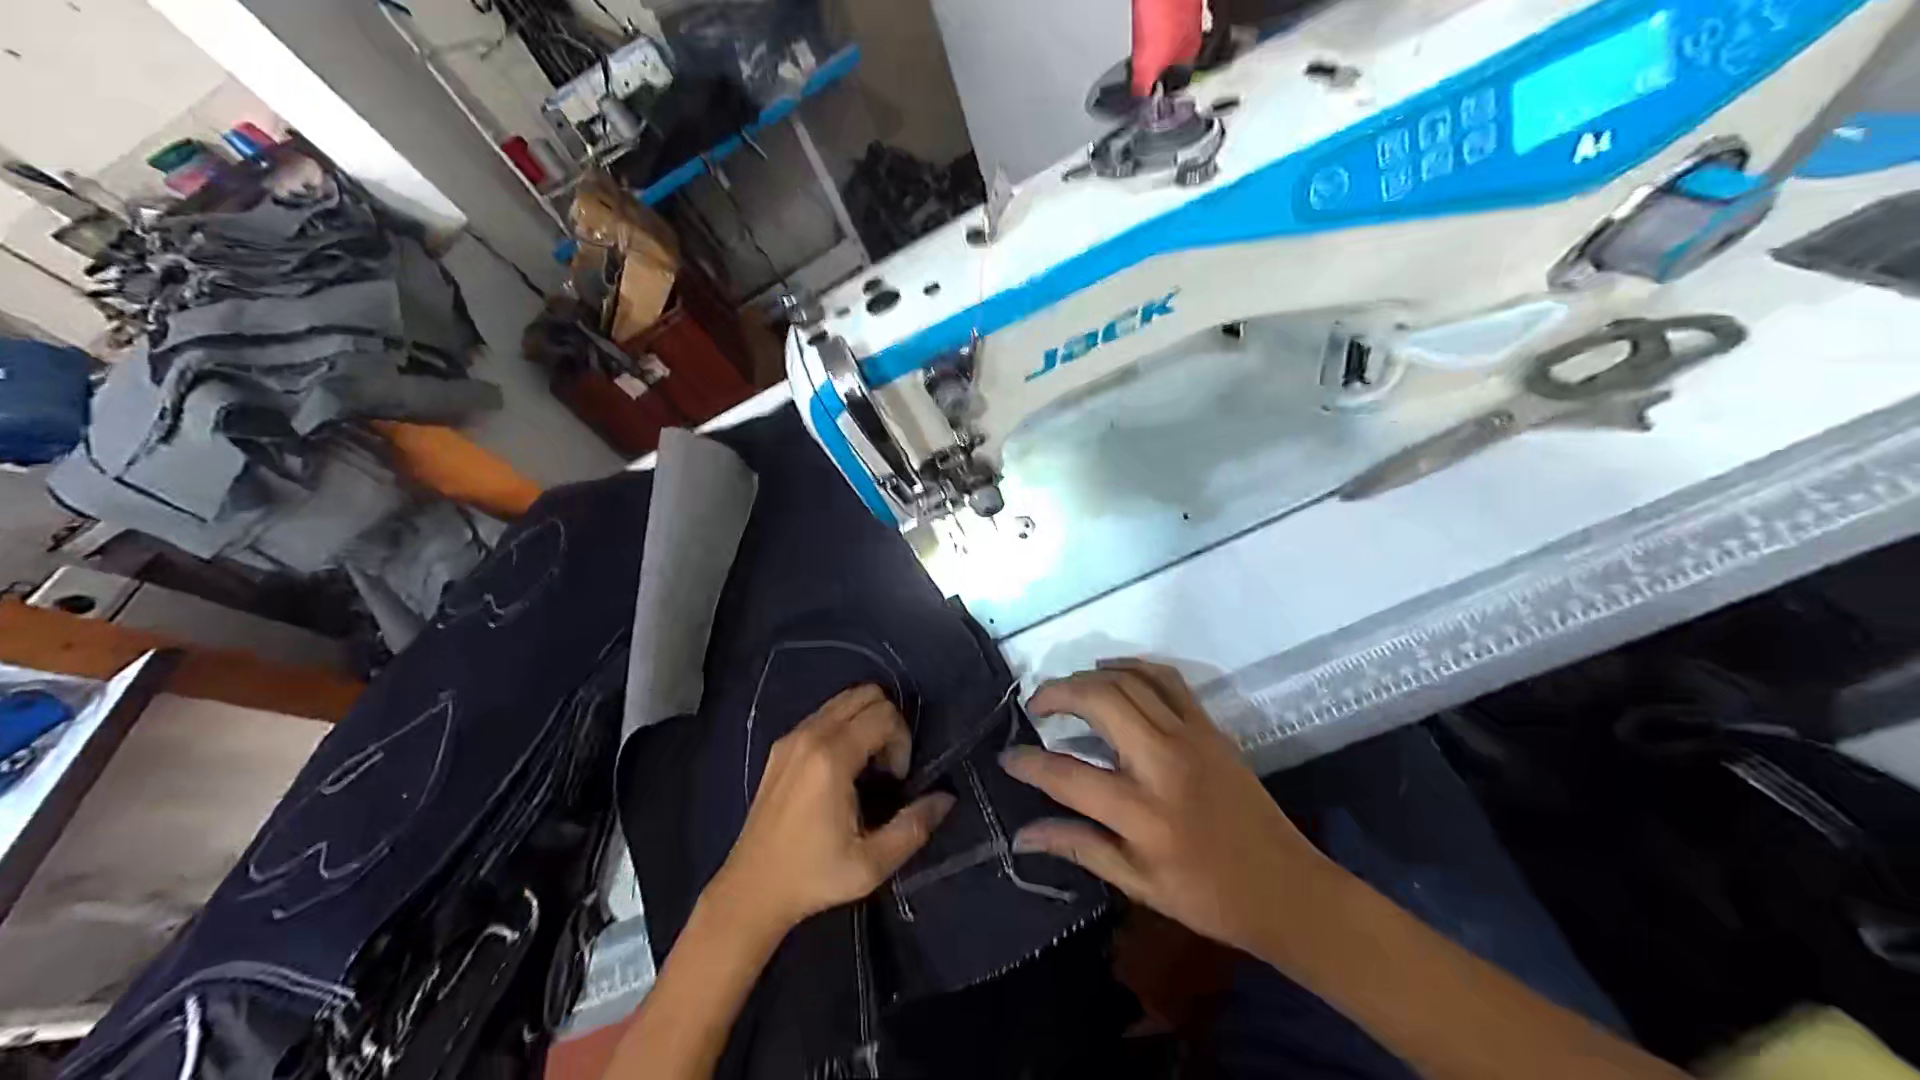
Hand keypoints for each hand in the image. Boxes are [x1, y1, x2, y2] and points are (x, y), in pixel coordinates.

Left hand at [710, 684, 956, 937]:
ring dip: (866, 722)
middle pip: (866, 694)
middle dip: (889, 722)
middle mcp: (810, 735)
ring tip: (867, 768)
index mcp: (831, 758)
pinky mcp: (780, 745)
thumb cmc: (814, 876)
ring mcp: (791, 736)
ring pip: (843, 699)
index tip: (897, 779)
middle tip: (887, 766)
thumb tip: (946, 798)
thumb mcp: (872, 864)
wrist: (751, 890)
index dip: (902, 741)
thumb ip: (914, 827)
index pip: (884, 714)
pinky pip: (824, 714)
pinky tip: (843, 769)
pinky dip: (845, 726)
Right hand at [1000, 660, 1339, 954]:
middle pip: (1099, 701)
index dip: (1028, 763)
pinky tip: (1110, 672)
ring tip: (1065, 690)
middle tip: (1035, 707)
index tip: (1007, 756)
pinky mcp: (1210, 727)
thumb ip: (1077, 846)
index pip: (1066, 774)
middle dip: (1056, 694)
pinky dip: (1133, 666)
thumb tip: (1021, 834)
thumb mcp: (1137, 882)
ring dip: (1089, 676)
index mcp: (1142, 811)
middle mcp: (1163, 762)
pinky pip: (1167, 679)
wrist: (1286, 888)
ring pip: (1129, 681)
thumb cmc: (1207, 895)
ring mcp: (1191, 737)